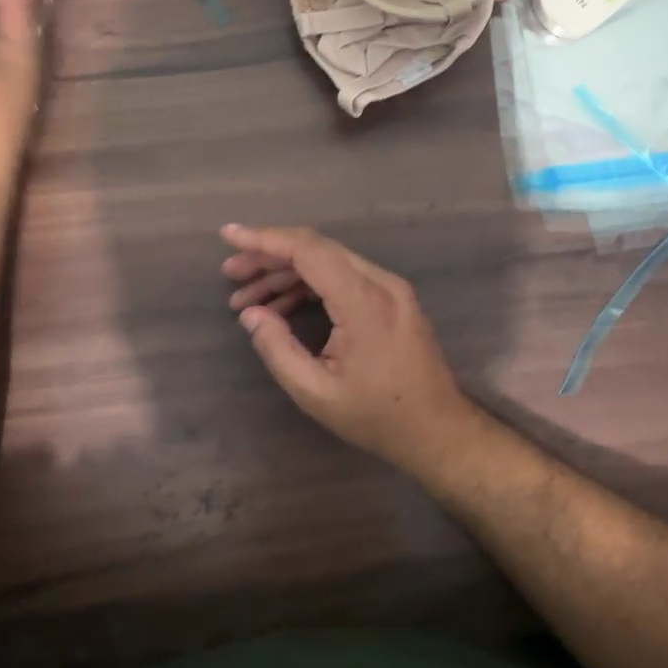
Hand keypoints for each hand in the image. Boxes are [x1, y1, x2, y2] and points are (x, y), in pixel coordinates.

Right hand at [220, 224, 478, 469]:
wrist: (438, 430)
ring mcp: (391, 289)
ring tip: (246, 298)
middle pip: (317, 250)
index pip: (308, 250)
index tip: (229, 236)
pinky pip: (344, 277)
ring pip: (329, 262)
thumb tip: (251, 314)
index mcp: (364, 302)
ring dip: (286, 273)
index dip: (264, 239)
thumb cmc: (377, 417)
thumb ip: (278, 349)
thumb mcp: (316, 393)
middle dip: (268, 256)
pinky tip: (281, 306)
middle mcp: (381, 283)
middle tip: (229, 273)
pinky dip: (310, 284)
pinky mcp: (393, 299)